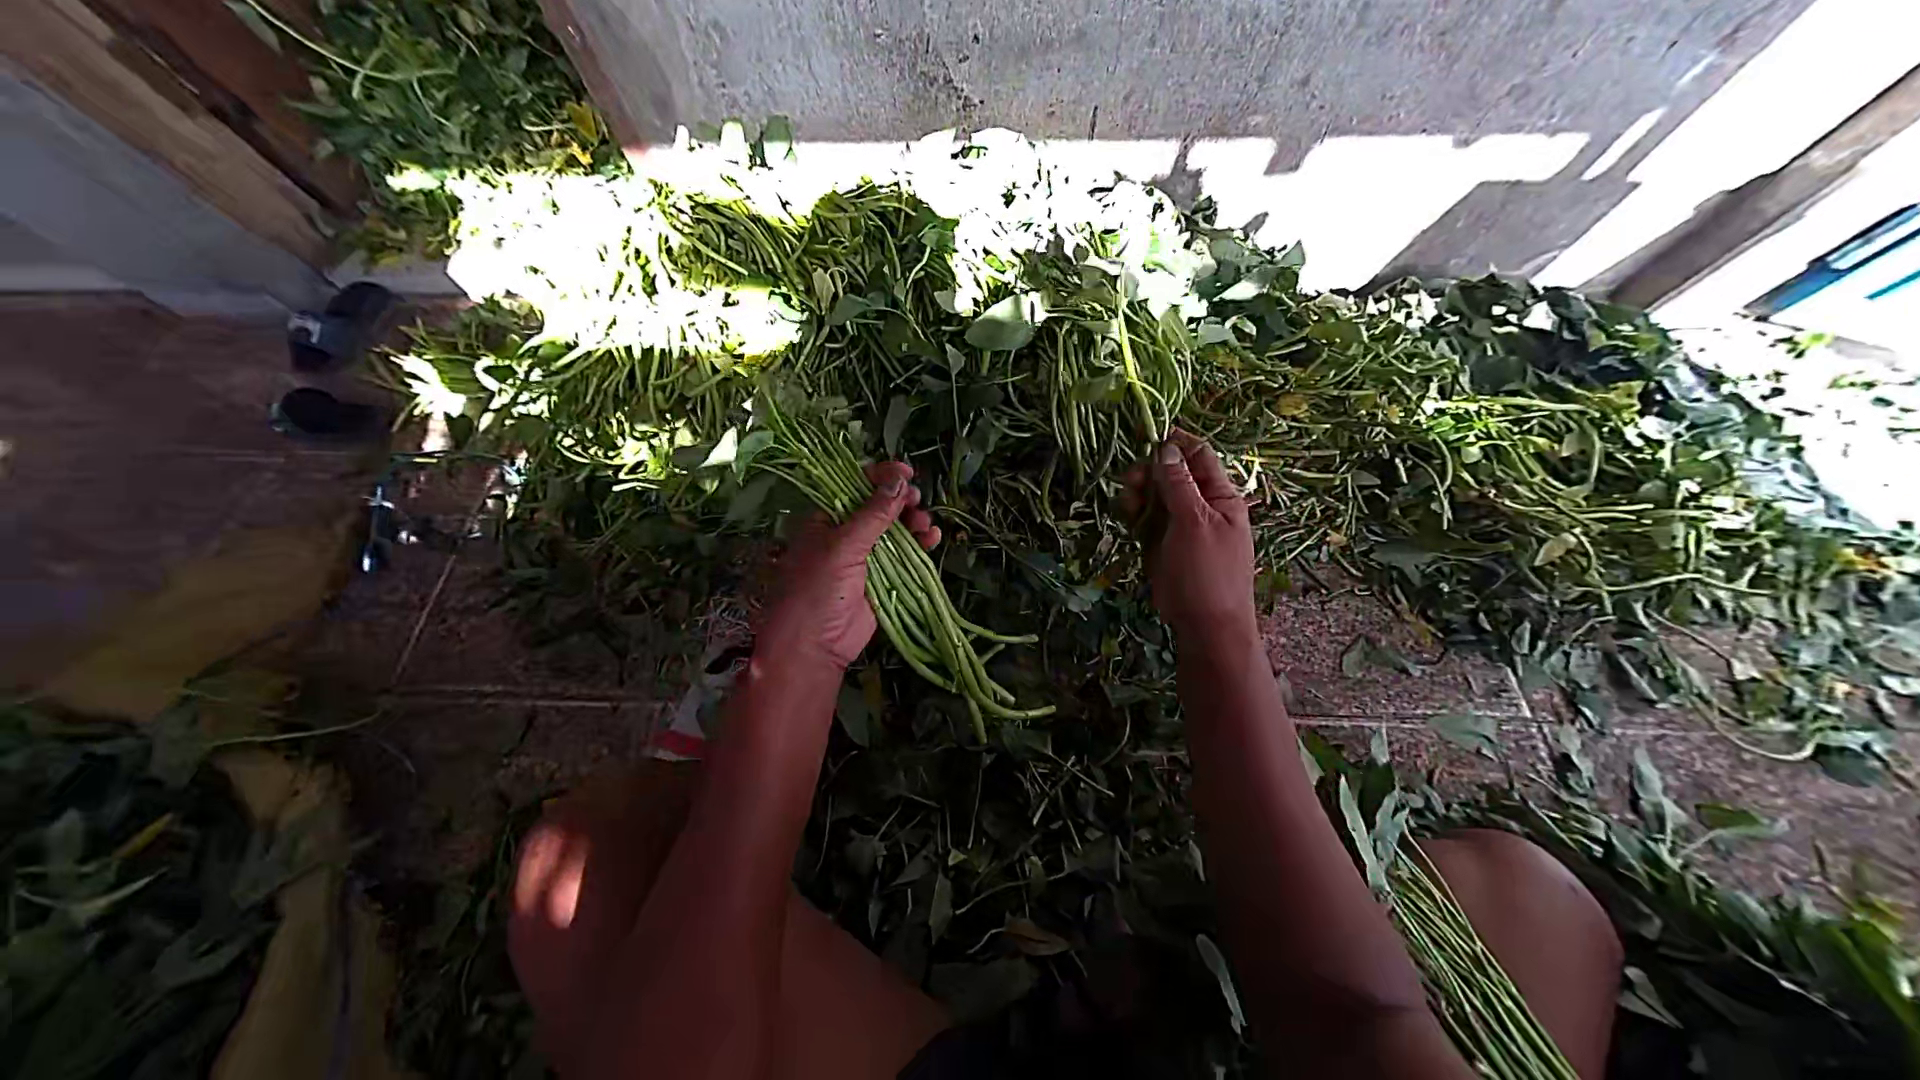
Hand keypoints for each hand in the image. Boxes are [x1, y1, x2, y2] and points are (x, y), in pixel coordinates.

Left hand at [756, 461, 940, 670]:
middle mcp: (846, 533)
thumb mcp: (842, 546)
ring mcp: (866, 556)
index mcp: (827, 519)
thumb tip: (899, 480)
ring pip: (896, 529)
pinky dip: (920, 544)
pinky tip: (932, 538)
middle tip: (917, 500)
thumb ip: (873, 513)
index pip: (855, 486)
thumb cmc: (817, 590)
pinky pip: (905, 555)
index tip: (905, 472)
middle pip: (880, 506)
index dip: (880, 476)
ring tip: (925, 522)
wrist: (814, 646)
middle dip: (900, 499)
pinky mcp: (883, 578)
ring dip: (913, 521)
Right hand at [1122, 429, 1258, 646]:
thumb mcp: (1195, 522)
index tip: (1147, 438)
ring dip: (1138, 492)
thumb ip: (1179, 484)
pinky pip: (1144, 517)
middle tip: (1130, 481)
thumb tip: (1166, 448)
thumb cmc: (1208, 571)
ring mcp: (1178, 524)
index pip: (1199, 456)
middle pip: (1170, 473)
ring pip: (1153, 495)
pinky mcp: (1159, 542)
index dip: (1176, 444)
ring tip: (1128, 503)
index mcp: (1220, 496)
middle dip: (1148, 471)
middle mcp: (1199, 505)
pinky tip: (1127, 517)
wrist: (1204, 624)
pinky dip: (1134, 513)